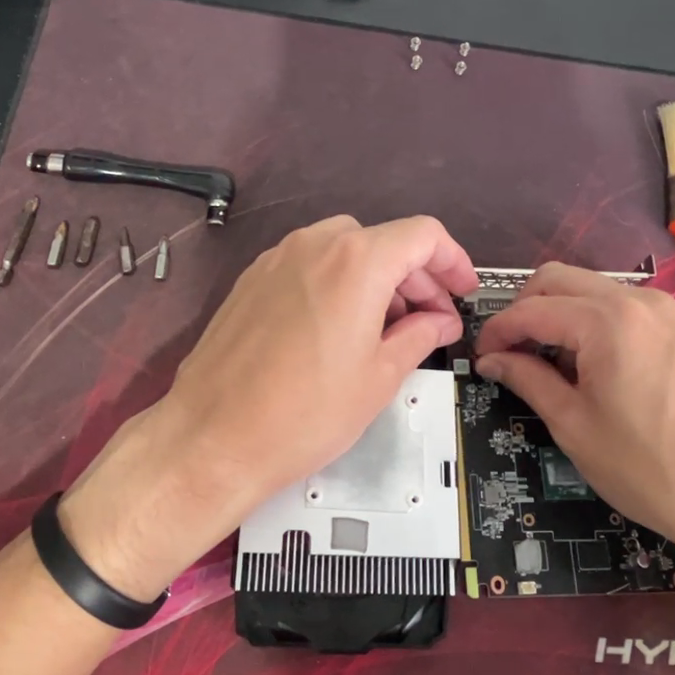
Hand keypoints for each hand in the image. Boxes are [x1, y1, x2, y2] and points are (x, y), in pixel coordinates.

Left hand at [59, 215, 478, 601]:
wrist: (213, 439)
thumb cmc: (306, 413)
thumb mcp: (381, 378)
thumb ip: (420, 335)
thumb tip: (440, 321)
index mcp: (356, 261)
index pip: (422, 235)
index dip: (452, 261)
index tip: (461, 292)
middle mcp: (313, 245)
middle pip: (382, 241)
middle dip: (415, 276)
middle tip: (429, 321)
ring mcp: (276, 260)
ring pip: (342, 251)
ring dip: (375, 279)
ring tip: (385, 330)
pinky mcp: (250, 281)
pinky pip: (308, 266)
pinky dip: (336, 284)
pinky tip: (338, 330)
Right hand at [472, 262, 674, 562]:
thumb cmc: (645, 467)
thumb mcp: (573, 425)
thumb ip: (527, 379)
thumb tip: (493, 360)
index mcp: (606, 320)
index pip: (531, 309)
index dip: (497, 331)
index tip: (480, 358)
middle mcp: (637, 301)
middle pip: (558, 280)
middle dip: (524, 309)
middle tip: (509, 352)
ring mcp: (665, 312)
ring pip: (591, 288)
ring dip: (559, 312)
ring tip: (547, 362)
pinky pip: (622, 306)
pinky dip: (592, 320)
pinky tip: (589, 363)